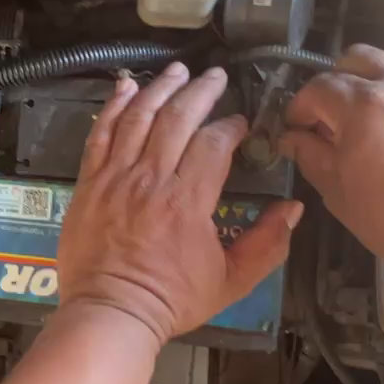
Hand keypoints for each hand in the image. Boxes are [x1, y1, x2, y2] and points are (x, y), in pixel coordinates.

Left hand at [57, 63, 303, 346]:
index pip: (213, 144)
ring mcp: (116, 178)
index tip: (240, 124)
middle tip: (215, 77)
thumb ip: (267, 243)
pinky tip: (126, 87)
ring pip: (138, 118)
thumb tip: (293, 208)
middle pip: (177, 119)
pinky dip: (113, 108)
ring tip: (177, 70)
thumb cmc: (172, 300)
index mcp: (188, 201)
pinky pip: (100, 134)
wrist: (111, 313)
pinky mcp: (90, 182)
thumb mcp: (232, 281)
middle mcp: (152, 179)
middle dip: (201, 91)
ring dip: (160, 89)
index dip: (230, 127)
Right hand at [279, 45, 383, 302]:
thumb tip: (294, 137)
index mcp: (361, 106)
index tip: (299, 129)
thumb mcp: (341, 196)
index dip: (300, 108)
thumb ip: (312, 157)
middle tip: (338, 116)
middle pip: (357, 58)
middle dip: (338, 83)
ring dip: (383, 74)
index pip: (317, 88)